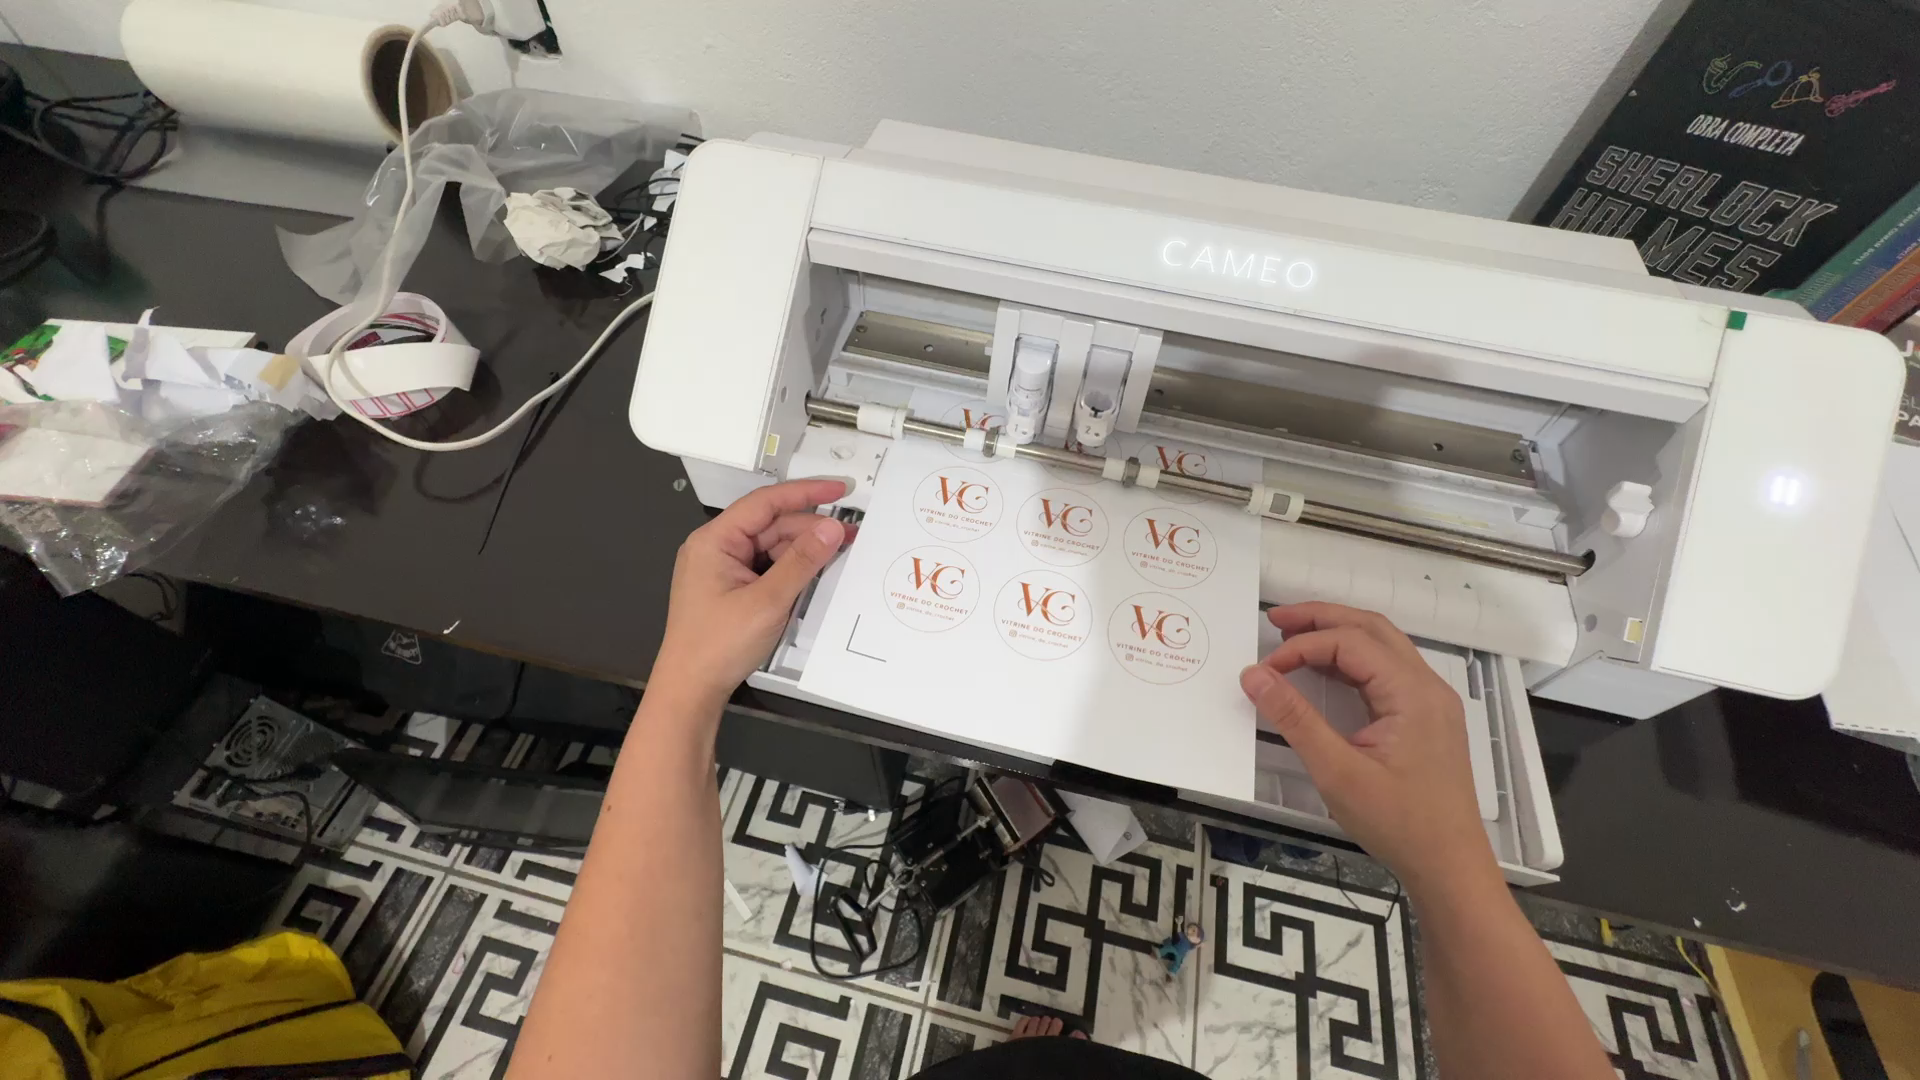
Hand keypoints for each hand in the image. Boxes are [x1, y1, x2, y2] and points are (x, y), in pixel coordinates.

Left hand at [651, 478, 852, 715]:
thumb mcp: (768, 600)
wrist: (691, 690)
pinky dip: (793, 568)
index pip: (766, 502)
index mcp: (715, 540)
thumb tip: (833, 528)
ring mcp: (724, 569)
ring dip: (804, 550)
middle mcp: (717, 548)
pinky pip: (768, 567)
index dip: (806, 492)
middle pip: (771, 525)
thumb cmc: (720, 644)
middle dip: (811, 528)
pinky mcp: (732, 588)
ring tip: (841, 553)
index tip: (840, 489)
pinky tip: (817, 572)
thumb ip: (802, 561)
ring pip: (772, 547)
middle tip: (851, 535)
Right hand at [1239, 602, 1497, 893]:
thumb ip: (1294, 718)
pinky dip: (1347, 659)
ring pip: (1379, 645)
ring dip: (1335, 633)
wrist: (1450, 869)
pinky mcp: (1422, 718)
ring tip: (1290, 635)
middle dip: (1321, 617)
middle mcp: (1426, 687)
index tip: (1264, 670)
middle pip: (1371, 628)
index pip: (1350, 644)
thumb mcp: (1337, 771)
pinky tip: (1319, 669)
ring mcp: (1428, 702)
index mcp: (1412, 693)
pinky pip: (1382, 670)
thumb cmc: (1397, 822)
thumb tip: (1253, 675)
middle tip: (1274, 618)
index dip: (1302, 646)